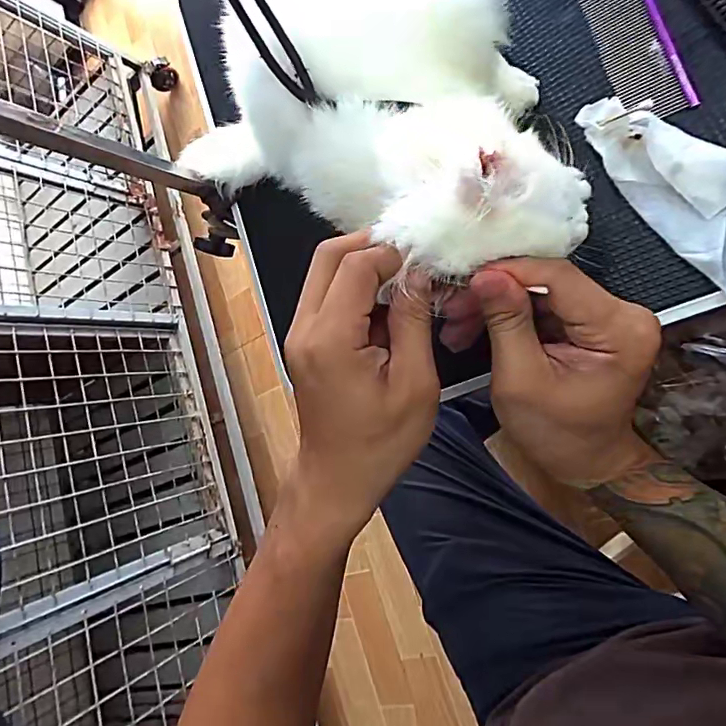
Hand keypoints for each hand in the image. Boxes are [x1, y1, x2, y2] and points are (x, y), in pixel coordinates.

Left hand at [282, 232, 439, 542]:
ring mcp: (299, 334)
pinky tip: (390, 304)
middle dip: (372, 245)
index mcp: (330, 338)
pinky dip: (358, 288)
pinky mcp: (305, 343)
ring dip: (365, 265)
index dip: (392, 251)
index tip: (426, 257)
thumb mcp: (415, 383)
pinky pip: (328, 296)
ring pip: (325, 272)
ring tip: (407, 279)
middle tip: (413, 255)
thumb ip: (413, 321)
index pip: (356, 265)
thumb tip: (418, 274)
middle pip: (328, 256)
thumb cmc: (382, 443)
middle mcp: (305, 328)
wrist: (337, 481)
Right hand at [471, 259, 663, 486]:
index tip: (470, 278)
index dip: (509, 271)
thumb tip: (488, 276)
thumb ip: (506, 323)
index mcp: (620, 330)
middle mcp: (625, 315)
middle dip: (497, 292)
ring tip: (461, 322)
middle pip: (549, 281)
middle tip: (456, 306)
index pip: (560, 276)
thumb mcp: (522, 381)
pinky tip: (481, 326)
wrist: (587, 463)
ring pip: (542, 291)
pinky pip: (547, 305)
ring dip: (499, 304)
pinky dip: (512, 314)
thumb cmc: (562, 437)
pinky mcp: (594, 323)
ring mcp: (611, 318)